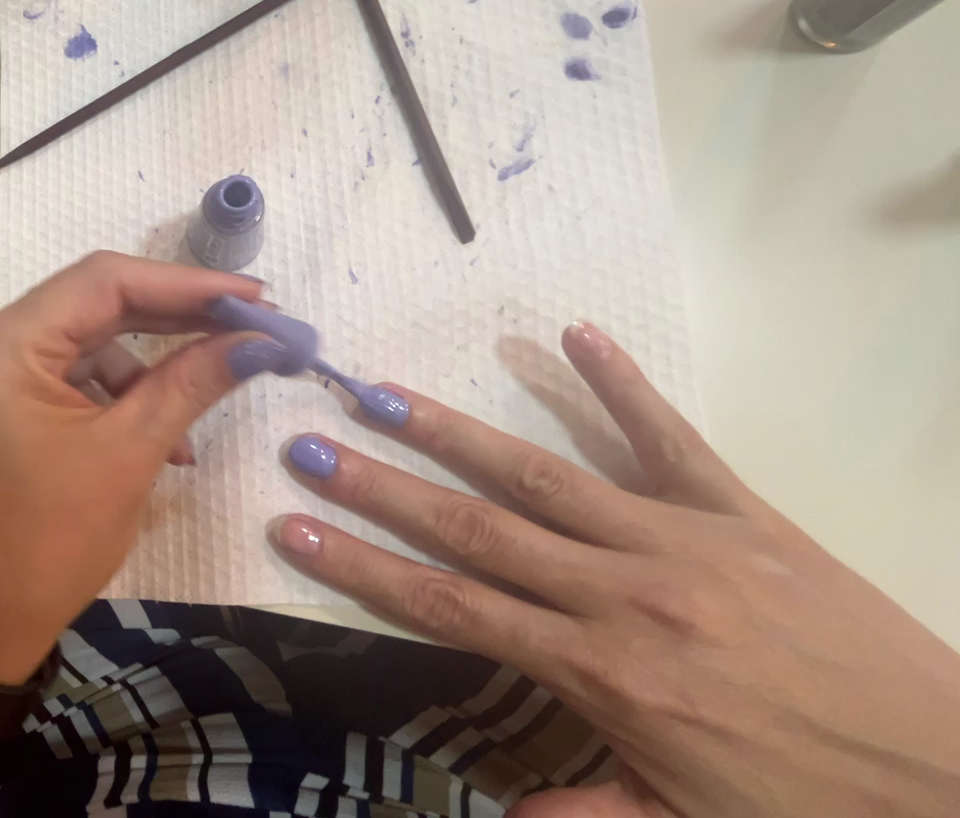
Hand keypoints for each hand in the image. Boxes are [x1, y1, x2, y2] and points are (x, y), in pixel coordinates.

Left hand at [0, 252, 287, 683]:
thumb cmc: (54, 542)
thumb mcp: (130, 453)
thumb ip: (193, 380)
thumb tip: (262, 339)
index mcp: (1, 347)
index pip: (102, 282)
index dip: (186, 283)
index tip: (256, 296)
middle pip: (95, 300)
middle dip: (177, 311)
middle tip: (253, 320)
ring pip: (90, 332)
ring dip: (154, 354)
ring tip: (218, 376)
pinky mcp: (6, 391)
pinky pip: (75, 366)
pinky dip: (124, 386)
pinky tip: (167, 427)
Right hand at [269, 321, 959, 817]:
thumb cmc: (811, 809)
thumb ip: (584, 813)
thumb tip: (496, 817)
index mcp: (599, 672)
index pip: (446, 605)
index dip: (361, 567)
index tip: (294, 528)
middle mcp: (620, 595)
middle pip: (470, 528)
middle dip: (377, 487)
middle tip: (308, 446)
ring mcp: (678, 542)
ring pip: (538, 475)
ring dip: (452, 432)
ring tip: (382, 394)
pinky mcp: (739, 513)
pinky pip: (670, 440)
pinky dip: (622, 386)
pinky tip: (575, 334)